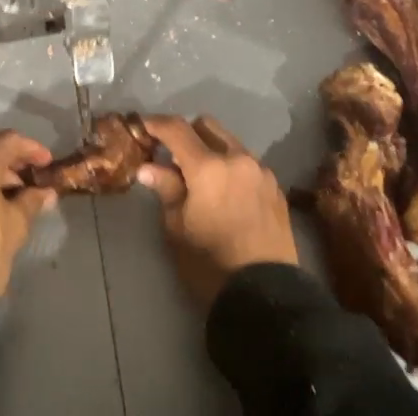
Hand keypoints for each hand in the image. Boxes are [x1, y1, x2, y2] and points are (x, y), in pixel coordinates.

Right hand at [136, 115, 299, 306]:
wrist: (266, 293)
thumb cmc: (211, 263)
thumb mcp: (178, 228)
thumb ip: (166, 189)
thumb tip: (147, 167)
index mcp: (209, 167)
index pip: (177, 129)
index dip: (156, 123)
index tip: (142, 126)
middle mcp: (238, 158)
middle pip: (207, 126)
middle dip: (186, 133)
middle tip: (171, 156)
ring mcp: (261, 170)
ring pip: (230, 142)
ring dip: (211, 150)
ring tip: (200, 177)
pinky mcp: (275, 186)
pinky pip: (248, 163)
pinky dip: (232, 167)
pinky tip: (226, 193)